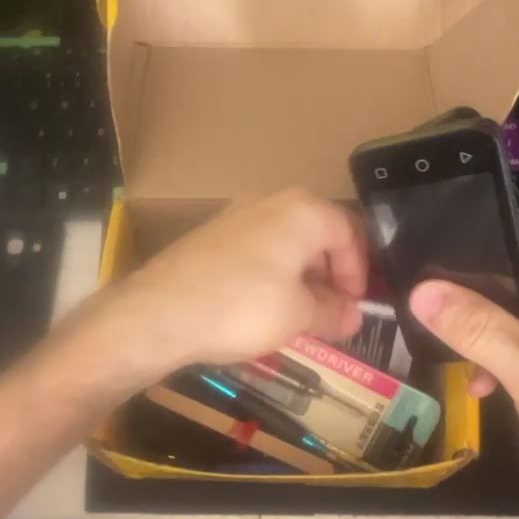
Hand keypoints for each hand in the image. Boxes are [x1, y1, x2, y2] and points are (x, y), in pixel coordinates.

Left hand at [76, 188, 366, 386]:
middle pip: (317, 234)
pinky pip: (256, 252)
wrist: (159, 313)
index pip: (349, 233)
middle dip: (329, 274)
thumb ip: (332, 312)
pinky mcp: (210, 237)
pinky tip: (262, 309)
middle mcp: (270, 202)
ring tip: (299, 315)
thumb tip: (355, 315)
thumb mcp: (297, 316)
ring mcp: (235, 217)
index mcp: (302, 211)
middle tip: (331, 311)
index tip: (355, 305)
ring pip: (285, 244)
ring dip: (300, 278)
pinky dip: (270, 277)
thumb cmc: (242, 308)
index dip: (358, 272)